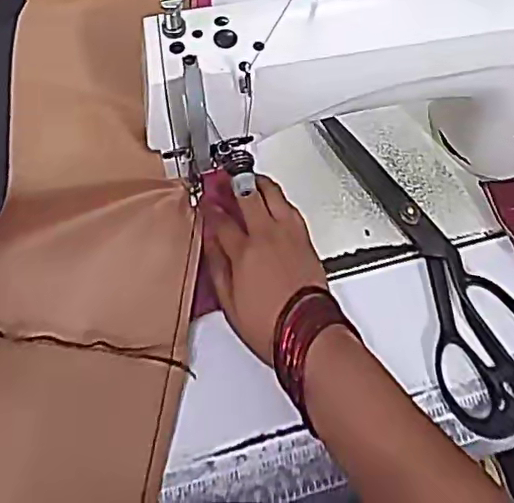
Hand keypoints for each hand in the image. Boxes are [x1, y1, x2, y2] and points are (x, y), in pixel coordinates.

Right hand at [202, 175, 327, 365]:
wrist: (307, 333)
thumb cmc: (271, 325)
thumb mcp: (229, 303)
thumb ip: (217, 267)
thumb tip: (210, 245)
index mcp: (244, 251)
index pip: (221, 220)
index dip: (209, 208)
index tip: (205, 204)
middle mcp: (266, 235)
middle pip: (246, 194)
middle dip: (231, 183)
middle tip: (224, 179)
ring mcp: (287, 233)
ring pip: (271, 192)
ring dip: (257, 183)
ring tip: (249, 181)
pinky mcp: (304, 237)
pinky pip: (289, 206)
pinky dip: (278, 197)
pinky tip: (274, 199)